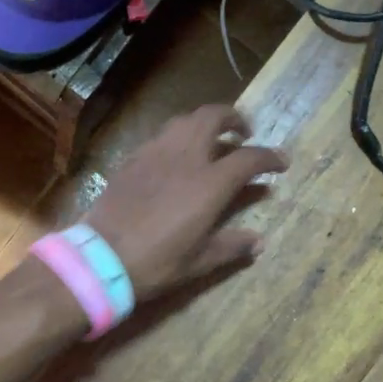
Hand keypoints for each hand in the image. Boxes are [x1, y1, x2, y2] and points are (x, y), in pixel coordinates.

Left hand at [82, 105, 287, 301]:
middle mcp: (185, 158)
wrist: (101, 259)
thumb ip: (231, 247)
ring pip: (184, 121)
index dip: (269, 157)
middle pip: (213, 117)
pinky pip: (160, 137)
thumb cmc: (155, 264)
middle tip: (243, 133)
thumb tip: (257, 242)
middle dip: (234, 119)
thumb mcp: (198, 262)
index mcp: (209, 183)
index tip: (281, 162)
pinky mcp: (131, 160)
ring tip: (210, 139)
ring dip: (203, 123)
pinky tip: (174, 157)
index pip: (249, 158)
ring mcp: (154, 154)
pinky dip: (176, 138)